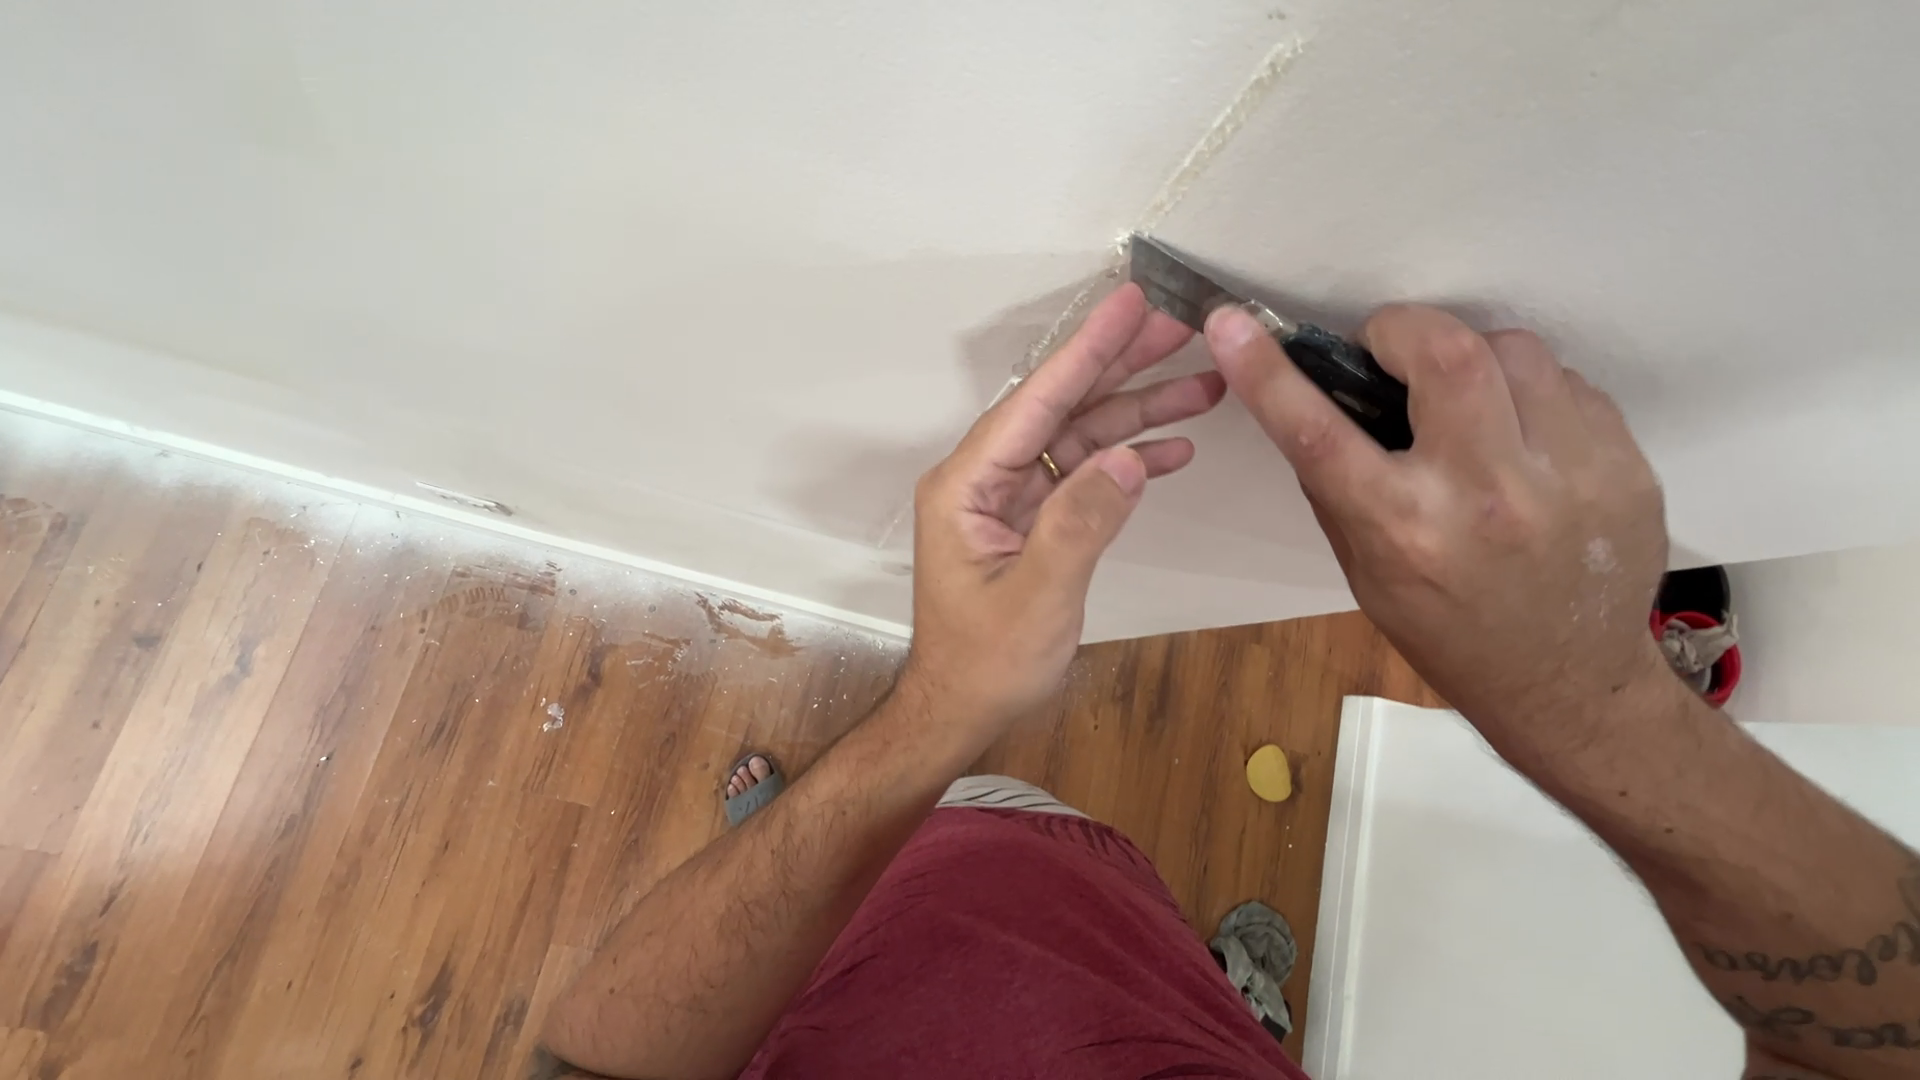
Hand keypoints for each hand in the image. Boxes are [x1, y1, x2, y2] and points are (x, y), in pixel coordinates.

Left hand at [901, 283, 1225, 743]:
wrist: (964, 707)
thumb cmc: (987, 662)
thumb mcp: (1037, 597)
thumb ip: (1080, 524)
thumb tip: (1129, 458)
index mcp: (966, 486)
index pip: (1034, 403)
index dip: (1086, 351)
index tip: (1130, 303)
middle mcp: (984, 479)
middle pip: (1060, 409)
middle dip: (1120, 368)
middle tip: (1181, 329)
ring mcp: (1010, 498)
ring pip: (1079, 439)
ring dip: (1136, 414)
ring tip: (1202, 387)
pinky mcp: (1032, 520)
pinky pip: (1082, 478)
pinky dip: (1126, 464)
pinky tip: (1171, 450)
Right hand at [1204, 302, 1673, 744]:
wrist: (1564, 681)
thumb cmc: (1439, 628)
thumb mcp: (1362, 568)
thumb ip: (1337, 483)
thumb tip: (1315, 401)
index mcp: (1401, 529)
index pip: (1318, 433)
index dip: (1265, 372)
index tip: (1231, 325)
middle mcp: (1484, 496)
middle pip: (1447, 354)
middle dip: (1402, 328)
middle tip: (1386, 347)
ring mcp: (1568, 477)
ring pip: (1515, 351)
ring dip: (1470, 357)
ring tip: (1462, 399)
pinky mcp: (1625, 466)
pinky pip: (1565, 383)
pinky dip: (1525, 389)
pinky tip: (1518, 434)